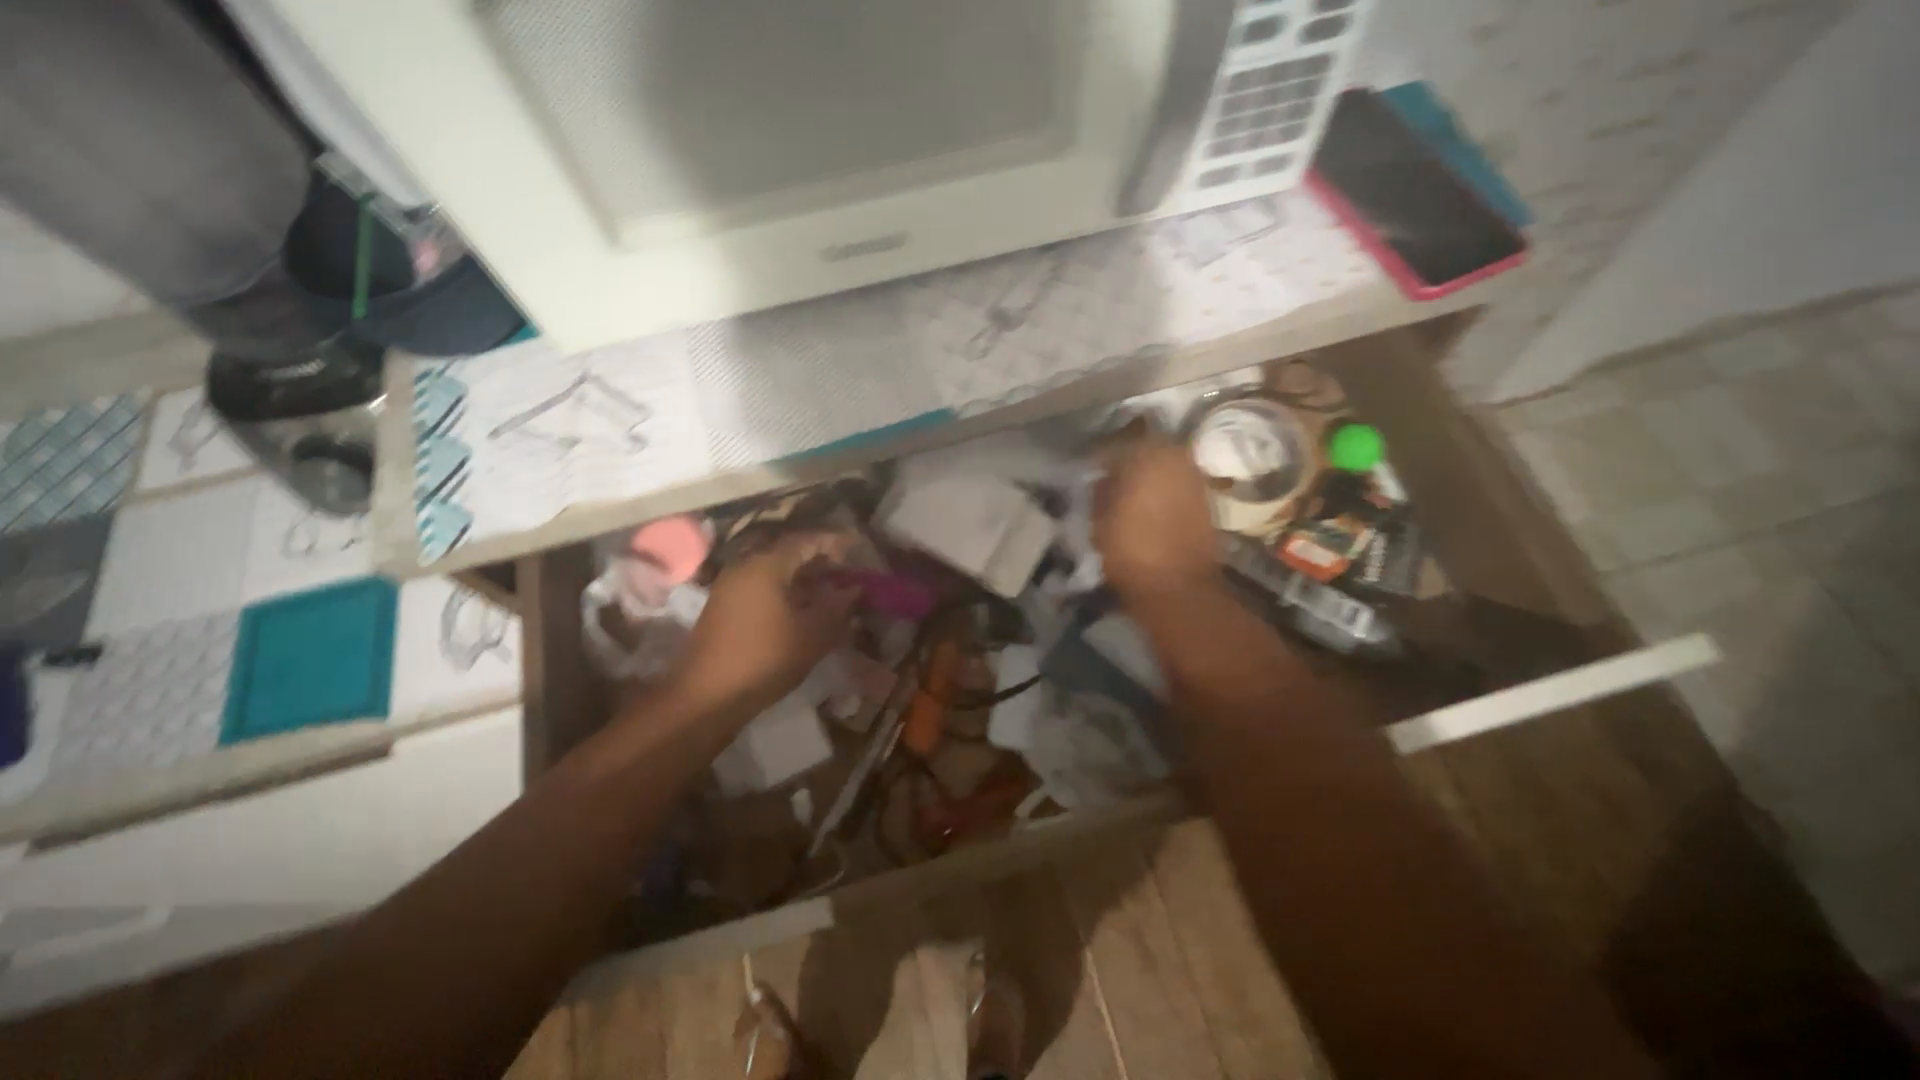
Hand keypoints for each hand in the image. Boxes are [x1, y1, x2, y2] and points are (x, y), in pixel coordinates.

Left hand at [669, 532, 859, 716]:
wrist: (705, 697)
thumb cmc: (764, 659)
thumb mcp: (811, 635)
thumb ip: (837, 607)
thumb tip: (853, 588)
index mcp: (766, 564)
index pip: (806, 540)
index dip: (835, 542)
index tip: (858, 548)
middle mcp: (744, 567)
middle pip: (788, 553)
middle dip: (820, 561)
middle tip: (847, 573)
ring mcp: (730, 588)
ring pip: (774, 572)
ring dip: (803, 579)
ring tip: (830, 594)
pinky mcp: (723, 609)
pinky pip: (761, 589)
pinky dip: (785, 593)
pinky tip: (802, 612)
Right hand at [1094, 434, 1221, 601]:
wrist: (1178, 587)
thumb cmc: (1131, 550)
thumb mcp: (1100, 520)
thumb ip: (1101, 491)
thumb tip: (1103, 479)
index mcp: (1149, 454)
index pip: (1117, 446)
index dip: (1100, 460)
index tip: (1089, 473)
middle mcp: (1178, 458)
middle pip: (1146, 453)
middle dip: (1129, 464)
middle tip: (1110, 482)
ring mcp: (1197, 478)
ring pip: (1165, 469)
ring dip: (1149, 478)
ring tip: (1131, 496)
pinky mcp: (1208, 500)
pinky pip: (1178, 487)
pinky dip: (1165, 494)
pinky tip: (1150, 509)